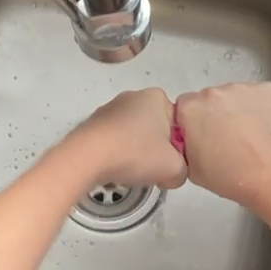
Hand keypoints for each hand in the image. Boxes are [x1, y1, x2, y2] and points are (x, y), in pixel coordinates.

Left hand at [66, 88, 187, 188]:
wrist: (87, 157)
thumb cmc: (136, 154)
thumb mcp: (174, 168)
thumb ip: (182, 169)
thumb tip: (172, 173)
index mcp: (157, 97)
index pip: (177, 124)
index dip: (176, 148)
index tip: (169, 164)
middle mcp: (133, 95)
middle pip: (154, 128)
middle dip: (155, 149)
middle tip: (153, 170)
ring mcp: (110, 107)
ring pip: (132, 135)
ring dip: (134, 151)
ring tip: (130, 171)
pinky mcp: (92, 122)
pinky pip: (113, 140)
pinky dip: (115, 153)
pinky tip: (113, 167)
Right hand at [173, 82, 270, 208]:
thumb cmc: (232, 178)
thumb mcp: (191, 168)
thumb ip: (185, 144)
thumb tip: (192, 136)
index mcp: (190, 109)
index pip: (184, 108)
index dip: (195, 123)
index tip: (206, 138)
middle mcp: (214, 91)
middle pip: (210, 99)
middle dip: (217, 114)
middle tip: (230, 139)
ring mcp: (244, 87)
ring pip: (236, 96)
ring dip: (240, 110)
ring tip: (252, 135)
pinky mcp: (270, 89)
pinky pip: (260, 96)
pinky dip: (262, 108)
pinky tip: (268, 129)